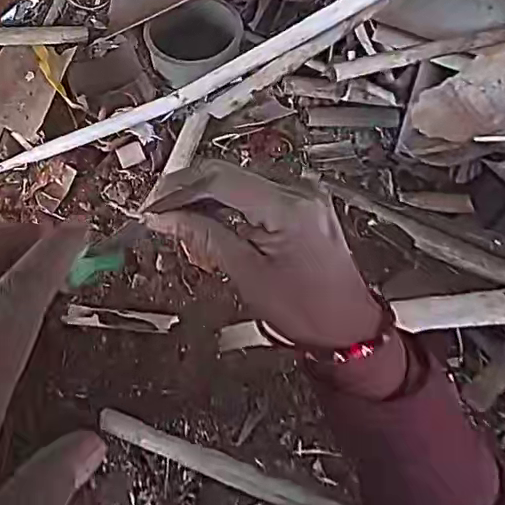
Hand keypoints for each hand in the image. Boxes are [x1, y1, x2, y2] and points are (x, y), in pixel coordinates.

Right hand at [143, 160, 383, 350]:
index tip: (154, 206)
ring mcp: (301, 193)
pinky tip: (205, 218)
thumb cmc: (305, 310)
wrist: (349, 330)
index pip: (219, 179)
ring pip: (235, 179)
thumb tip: (164, 217)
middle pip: (225, 174)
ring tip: (177, 218)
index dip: (179, 189)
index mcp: (288, 207)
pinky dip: (224, 202)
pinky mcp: (299, 201)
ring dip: (202, 196)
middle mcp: (297, 190)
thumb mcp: (246, 273)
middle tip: (159, 211)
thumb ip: (204, 235)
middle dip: (186, 190)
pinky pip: (251, 190)